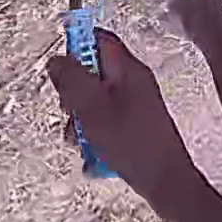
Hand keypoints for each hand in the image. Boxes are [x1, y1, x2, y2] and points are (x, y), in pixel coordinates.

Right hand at [47, 30, 200, 204]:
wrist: (165, 183)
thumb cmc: (132, 143)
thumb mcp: (91, 106)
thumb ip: (71, 78)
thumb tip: (57, 60)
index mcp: (127, 69)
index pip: (99, 38)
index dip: (75, 45)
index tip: (60, 66)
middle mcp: (132, 82)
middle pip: (91, 71)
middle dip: (73, 91)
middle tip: (71, 110)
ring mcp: (134, 105)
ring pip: (93, 99)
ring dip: (79, 118)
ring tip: (81, 139)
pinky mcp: (132, 126)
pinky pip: (103, 120)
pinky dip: (93, 134)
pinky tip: (92, 153)